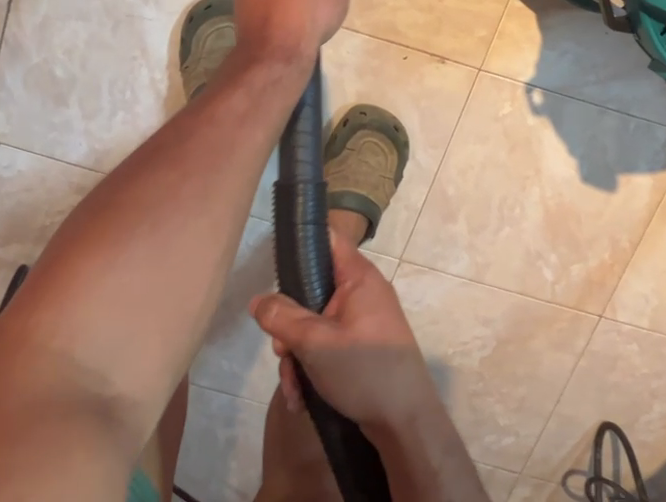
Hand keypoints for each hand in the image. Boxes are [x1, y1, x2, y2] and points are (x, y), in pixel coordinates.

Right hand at [249, 234, 440, 431]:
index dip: (301, 243)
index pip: (328, 239)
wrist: (407, 425)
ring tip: (293, 387)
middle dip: (290, 325)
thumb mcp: (314, 342)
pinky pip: (327, 347)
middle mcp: (363, 294)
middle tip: (282, 351)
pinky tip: (301, 397)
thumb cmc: (364, 371)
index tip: (275, 265)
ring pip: (315, 326)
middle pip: (311, 291)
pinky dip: (312, 368)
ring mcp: (364, 324)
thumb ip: (281, 317)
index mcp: (359, 278)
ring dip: (297, 355)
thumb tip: (258, 301)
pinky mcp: (362, 350)